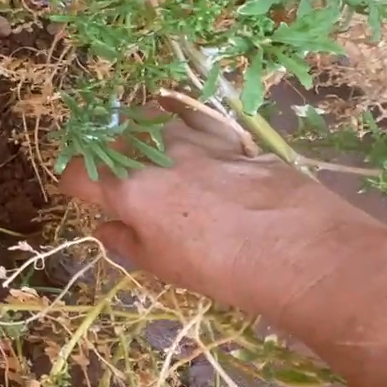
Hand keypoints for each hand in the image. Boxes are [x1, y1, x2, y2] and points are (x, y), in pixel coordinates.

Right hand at [59, 115, 386, 324]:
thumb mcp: (164, 267)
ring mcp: (190, 141)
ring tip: (140, 148)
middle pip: (105, 140)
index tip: (84, 198)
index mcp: (126, 190)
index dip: (73, 186)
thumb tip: (106, 227)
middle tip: (113, 177)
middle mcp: (149, 156)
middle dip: (101, 156)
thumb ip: (126, 242)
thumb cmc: (228, 272)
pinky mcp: (227, 137)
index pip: (75, 174)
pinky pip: (188, 114)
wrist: (313, 258)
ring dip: (133, 132)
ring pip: (143, 119)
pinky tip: (171, 115)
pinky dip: (173, 114)